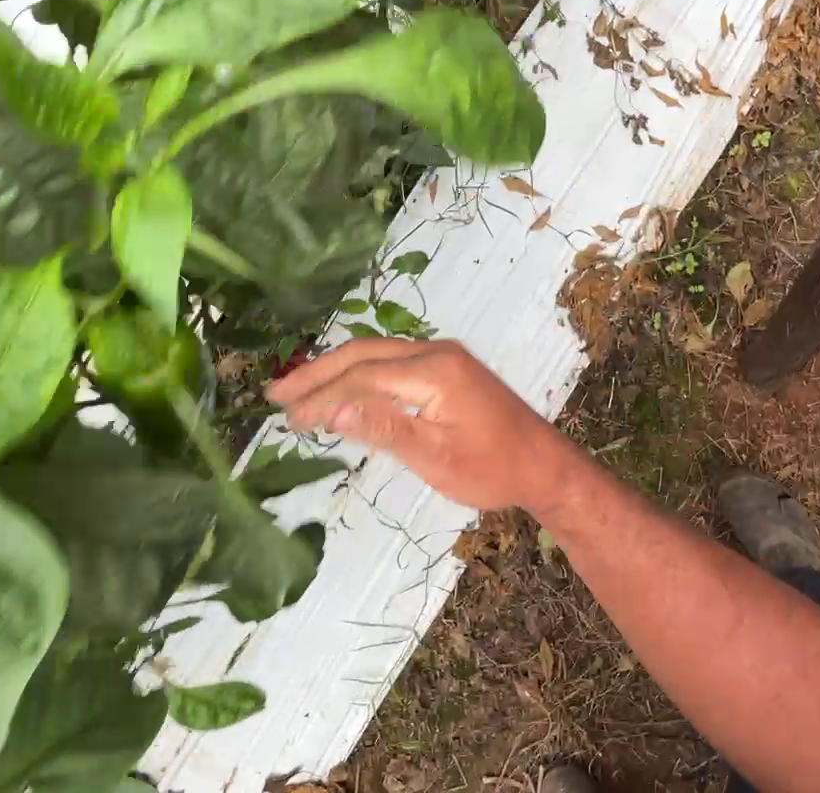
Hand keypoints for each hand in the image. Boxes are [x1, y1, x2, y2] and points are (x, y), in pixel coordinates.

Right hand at [265, 339, 589, 512]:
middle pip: (363, 353)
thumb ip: (385, 430)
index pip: (363, 376)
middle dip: (318, 373)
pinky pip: (392, 364)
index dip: (322, 395)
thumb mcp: (436, 457)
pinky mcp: (445, 368)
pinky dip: (360, 377)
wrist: (543, 464)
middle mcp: (435, 351)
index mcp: (434, 369)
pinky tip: (341, 393)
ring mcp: (441, 356)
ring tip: (296, 393)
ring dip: (336, 372)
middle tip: (276, 395)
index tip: (287, 417)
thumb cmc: (492, 469)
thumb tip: (333, 411)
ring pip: (376, 354)